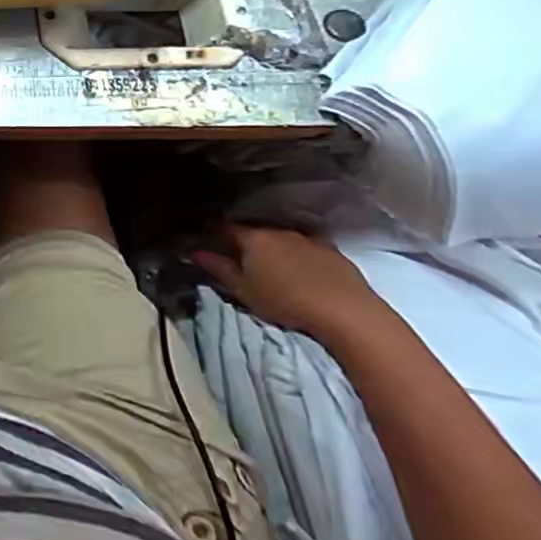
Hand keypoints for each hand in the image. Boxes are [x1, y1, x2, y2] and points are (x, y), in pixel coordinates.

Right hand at [191, 225, 387, 340]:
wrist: (346, 312)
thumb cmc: (285, 301)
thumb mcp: (243, 290)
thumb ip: (219, 269)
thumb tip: (194, 252)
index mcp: (254, 239)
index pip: (226, 227)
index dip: (215, 232)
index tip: (208, 239)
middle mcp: (280, 232)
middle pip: (256, 232)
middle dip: (247, 241)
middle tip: (242, 259)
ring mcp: (309, 240)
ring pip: (284, 239)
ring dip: (276, 248)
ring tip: (274, 267)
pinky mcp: (334, 252)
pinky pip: (308, 248)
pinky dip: (300, 256)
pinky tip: (302, 272)